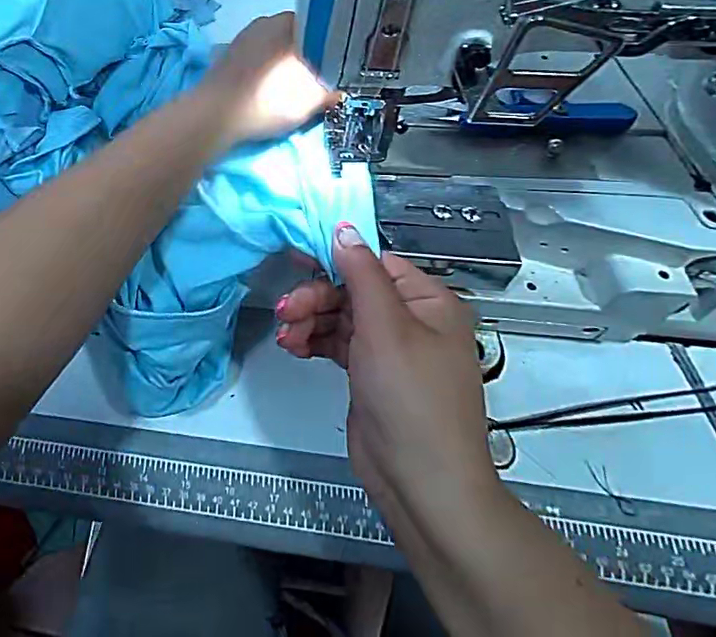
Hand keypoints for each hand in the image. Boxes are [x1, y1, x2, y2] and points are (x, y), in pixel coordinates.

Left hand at [193, 12, 335, 147]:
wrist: (214, 115)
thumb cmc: (265, 102)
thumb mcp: (309, 101)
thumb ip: (329, 89)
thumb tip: (338, 87)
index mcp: (288, 23)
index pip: (321, 25)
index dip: (331, 45)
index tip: (337, 62)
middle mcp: (265, 22)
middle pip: (298, 35)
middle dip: (308, 54)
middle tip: (317, 77)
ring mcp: (245, 36)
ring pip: (276, 45)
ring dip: (286, 61)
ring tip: (293, 86)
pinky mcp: (230, 53)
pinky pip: (258, 55)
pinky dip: (267, 67)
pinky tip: (269, 87)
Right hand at [278, 224, 498, 522]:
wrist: (422, 485)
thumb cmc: (414, 402)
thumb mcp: (386, 327)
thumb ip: (361, 273)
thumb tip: (345, 229)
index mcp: (429, 301)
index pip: (376, 265)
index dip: (336, 260)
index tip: (299, 259)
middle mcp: (412, 321)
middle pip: (353, 291)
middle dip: (317, 297)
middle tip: (287, 310)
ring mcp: (391, 350)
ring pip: (342, 317)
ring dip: (311, 320)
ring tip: (287, 334)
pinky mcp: (371, 374)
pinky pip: (339, 344)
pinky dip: (316, 342)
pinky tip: (295, 347)